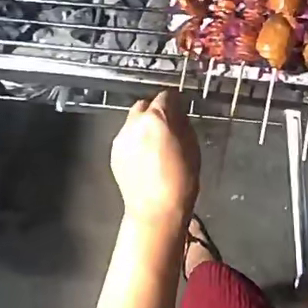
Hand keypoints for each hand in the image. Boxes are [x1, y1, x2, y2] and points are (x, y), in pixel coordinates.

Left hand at [109, 90, 199, 231]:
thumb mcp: (192, 147)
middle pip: (145, 105)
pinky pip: (126, 137)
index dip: (175, 101)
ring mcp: (121, 137)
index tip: (180, 108)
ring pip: (133, 121)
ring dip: (144, 125)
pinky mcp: (114, 152)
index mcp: (157, 118)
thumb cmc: (181, 181)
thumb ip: (183, 124)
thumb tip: (178, 113)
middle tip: (168, 126)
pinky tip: (145, 156)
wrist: (154, 211)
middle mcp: (134, 123)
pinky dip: (135, 140)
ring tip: (156, 144)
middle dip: (156, 111)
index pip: (166, 95)